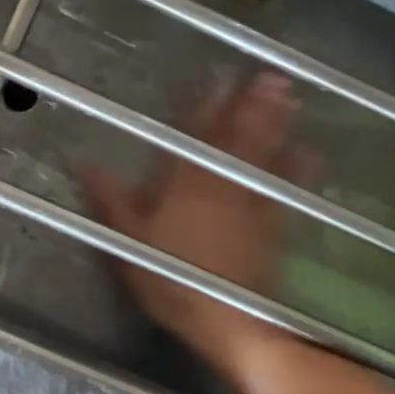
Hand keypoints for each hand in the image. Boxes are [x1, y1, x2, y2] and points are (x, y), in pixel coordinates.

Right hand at [81, 73, 309, 366]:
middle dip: (252, 104)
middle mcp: (220, 184)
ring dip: (277, 124)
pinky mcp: (272, 225)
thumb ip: (111, 201)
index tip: (217, 77)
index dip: (204, 106)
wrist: (228, 319)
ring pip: (263, 154)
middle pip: (237, 137)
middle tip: (271, 74)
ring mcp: (250, 203)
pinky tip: (309, 152)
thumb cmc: (172, 278)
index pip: (192, 137)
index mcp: (183, 185)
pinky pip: (285, 187)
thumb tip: (85, 164)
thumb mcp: (130, 241)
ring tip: (290, 97)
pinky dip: (297, 168)